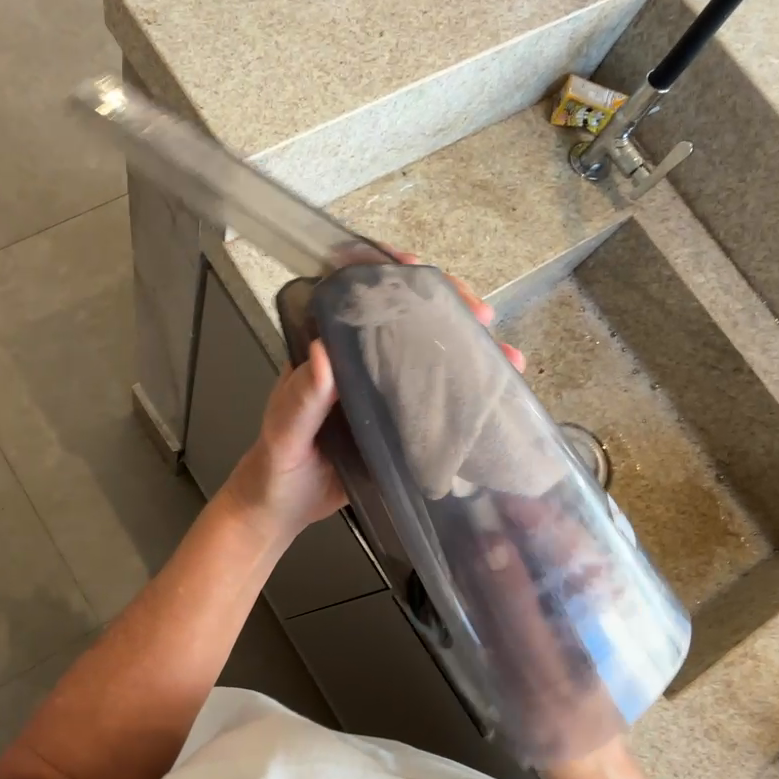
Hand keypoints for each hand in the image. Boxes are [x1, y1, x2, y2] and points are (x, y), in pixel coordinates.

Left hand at [218, 255, 523, 547]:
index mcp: (324, 352)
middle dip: (445, 307)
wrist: (282, 508)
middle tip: (479, 313)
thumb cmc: (275, 465)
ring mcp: (379, 390)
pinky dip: (466, 391)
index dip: (387, 274)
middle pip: (403, 318)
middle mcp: (356, 362)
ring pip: (426, 355)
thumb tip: (322, 353)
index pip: (357, 296)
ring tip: (503, 354)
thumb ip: (302, 397)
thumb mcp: (285, 431)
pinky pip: (434, 398)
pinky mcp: (397, 422)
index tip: (418, 270)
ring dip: (466, 347)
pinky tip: (496, 391)